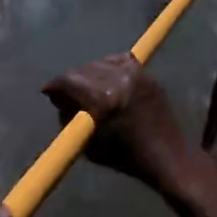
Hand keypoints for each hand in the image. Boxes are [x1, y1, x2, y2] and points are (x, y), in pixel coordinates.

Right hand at [42, 52, 189, 188]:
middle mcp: (118, 79)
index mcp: (103, 99)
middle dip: (71, 81)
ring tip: (88, 87)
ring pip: (100, 63)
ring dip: (89, 74)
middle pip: (82, 69)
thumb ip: (69, 117)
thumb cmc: (126, 157)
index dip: (54, 85)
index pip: (68, 80)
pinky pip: (120, 60)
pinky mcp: (146, 74)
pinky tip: (108, 79)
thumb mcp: (89, 144)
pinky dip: (109, 67)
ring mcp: (135, 74)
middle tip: (66, 93)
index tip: (48, 91)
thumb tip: (58, 98)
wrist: (168, 156)